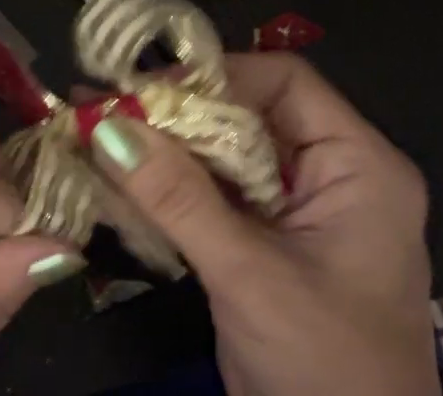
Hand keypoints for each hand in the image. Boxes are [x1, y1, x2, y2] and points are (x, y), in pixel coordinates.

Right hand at [87, 52, 439, 395]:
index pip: (281, 82)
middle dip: (167, 109)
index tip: (138, 92)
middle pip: (240, 110)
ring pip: (214, 146)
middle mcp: (326, 173)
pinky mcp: (256, 234)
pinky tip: (106, 172)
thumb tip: (103, 123)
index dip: (210, 76)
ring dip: (153, 141)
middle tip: (94, 107)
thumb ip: (178, 198)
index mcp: (357, 168)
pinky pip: (202, 185)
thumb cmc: (329, 367)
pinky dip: (157, 178)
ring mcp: (289, 206)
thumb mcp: (251, 276)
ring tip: (85, 130)